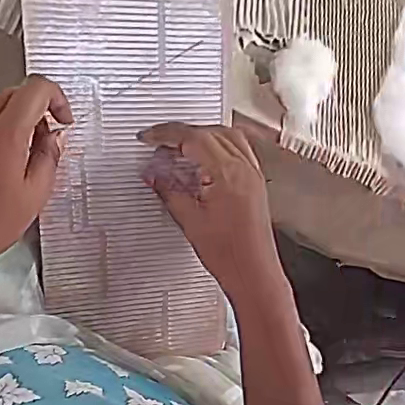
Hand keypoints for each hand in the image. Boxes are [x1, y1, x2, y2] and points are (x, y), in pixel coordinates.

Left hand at [0, 75, 72, 268]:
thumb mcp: (35, 195)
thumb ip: (49, 158)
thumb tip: (54, 138)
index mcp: (5, 135)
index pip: (35, 89)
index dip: (56, 98)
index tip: (63, 120)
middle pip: (13, 94)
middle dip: (36, 109)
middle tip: (46, 140)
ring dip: (16, 125)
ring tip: (24, 162)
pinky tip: (1, 173)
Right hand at [139, 122, 286, 303]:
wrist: (252, 272)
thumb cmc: (229, 254)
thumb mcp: (189, 221)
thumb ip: (169, 191)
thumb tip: (155, 175)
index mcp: (227, 174)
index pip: (193, 138)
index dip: (166, 134)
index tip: (150, 137)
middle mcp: (244, 168)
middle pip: (209, 132)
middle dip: (181, 134)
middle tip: (158, 145)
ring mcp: (252, 174)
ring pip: (225, 136)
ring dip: (199, 137)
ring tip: (178, 151)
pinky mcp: (255, 183)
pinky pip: (237, 150)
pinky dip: (216, 147)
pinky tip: (202, 162)